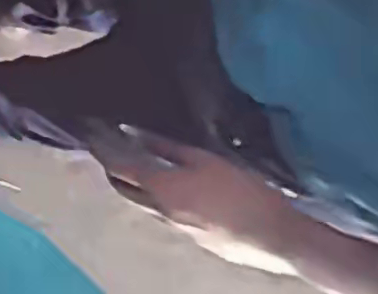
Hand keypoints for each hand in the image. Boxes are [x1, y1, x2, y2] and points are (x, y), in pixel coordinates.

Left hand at [88, 126, 303, 255]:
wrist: (289, 241)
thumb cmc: (244, 192)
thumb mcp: (202, 159)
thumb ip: (163, 146)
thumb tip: (129, 132)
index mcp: (158, 188)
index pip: (116, 166)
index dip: (99, 149)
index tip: (88, 136)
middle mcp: (161, 211)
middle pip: (123, 188)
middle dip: (111, 170)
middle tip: (108, 153)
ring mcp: (180, 231)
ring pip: (144, 205)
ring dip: (134, 188)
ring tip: (135, 172)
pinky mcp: (201, 244)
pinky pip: (168, 218)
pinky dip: (158, 203)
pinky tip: (171, 195)